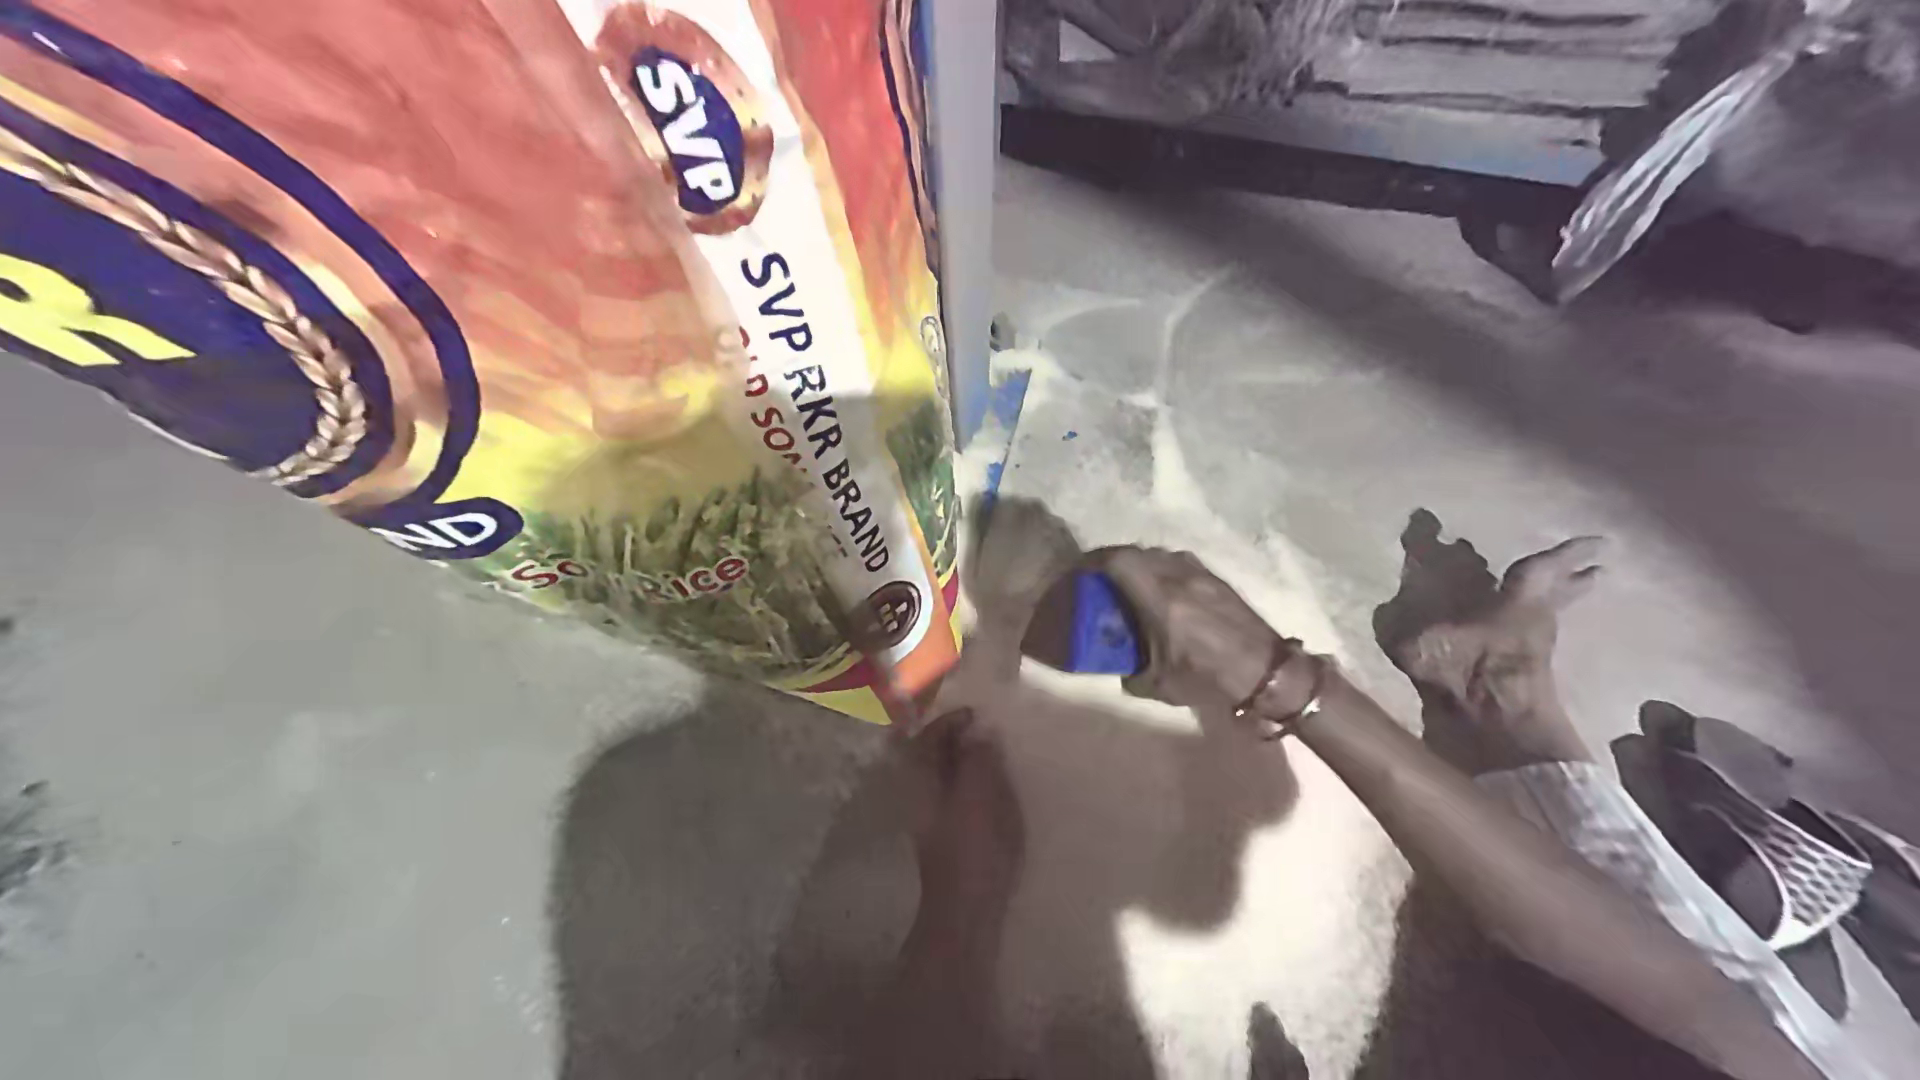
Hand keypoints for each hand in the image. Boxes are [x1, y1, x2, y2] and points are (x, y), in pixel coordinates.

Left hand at [903, 709, 1024, 913]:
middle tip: (983, 729)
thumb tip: (980, 734)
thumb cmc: (972, 844)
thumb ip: (980, 758)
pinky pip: (952, 792)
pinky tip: (987, 784)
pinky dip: (966, 780)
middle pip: (931, 752)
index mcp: (922, 777)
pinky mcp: (943, 832)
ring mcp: (928, 813)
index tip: (976, 714)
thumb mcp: (981, 793)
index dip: (951, 720)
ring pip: (942, 773)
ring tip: (989, 753)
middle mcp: (918, 791)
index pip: (929, 735)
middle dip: (954, 737)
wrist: (965, 908)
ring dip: (961, 758)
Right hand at [1086, 546, 1289, 711]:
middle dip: (1110, 560)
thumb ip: (1132, 673)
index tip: (1078, 571)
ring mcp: (1200, 574)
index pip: (1119, 561)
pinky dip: (1160, 568)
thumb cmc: (1210, 679)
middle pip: (1135, 552)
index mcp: (1162, 601)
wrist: (1268, 674)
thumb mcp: (1161, 685)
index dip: (1093, 561)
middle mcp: (1179, 578)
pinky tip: (1161, 589)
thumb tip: (1120, 668)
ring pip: (1158, 554)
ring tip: (1127, 582)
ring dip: (1137, 562)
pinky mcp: (1216, 579)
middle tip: (1097, 577)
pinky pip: (1178, 562)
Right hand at [1389, 536, 1603, 767]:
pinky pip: (1531, 638)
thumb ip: (1402, 624)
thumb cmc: (1465, 675)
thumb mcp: (1419, 643)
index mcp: (1516, 605)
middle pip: (1559, 593)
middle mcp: (1533, 621)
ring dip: (1555, 601)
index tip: (1599, 541)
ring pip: (1549, 614)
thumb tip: (1388, 610)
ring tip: (1559, 590)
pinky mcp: (1525, 674)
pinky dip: (1528, 628)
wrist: (1497, 733)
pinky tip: (1513, 629)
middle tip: (1595, 568)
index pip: (1538, 569)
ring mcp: (1533, 649)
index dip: (1564, 553)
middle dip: (1571, 577)